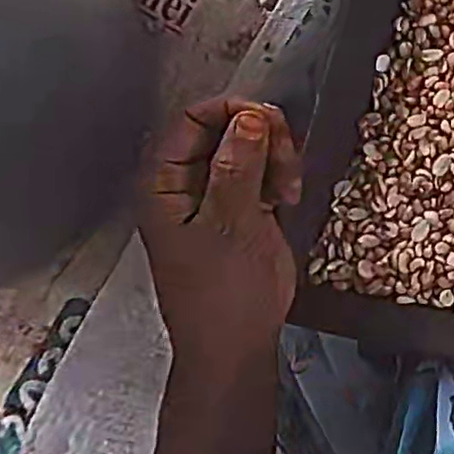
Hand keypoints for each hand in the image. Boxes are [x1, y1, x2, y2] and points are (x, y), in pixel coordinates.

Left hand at [139, 95, 302, 368]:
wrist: (239, 341)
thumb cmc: (222, 291)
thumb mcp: (229, 225)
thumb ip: (238, 167)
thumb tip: (251, 116)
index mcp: (165, 183)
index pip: (192, 121)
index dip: (231, 112)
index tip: (269, 120)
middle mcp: (188, 182)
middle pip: (227, 128)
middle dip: (262, 137)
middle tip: (285, 158)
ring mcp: (219, 193)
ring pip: (252, 147)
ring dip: (277, 157)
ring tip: (288, 188)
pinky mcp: (246, 206)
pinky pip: (266, 170)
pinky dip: (282, 175)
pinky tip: (288, 197)